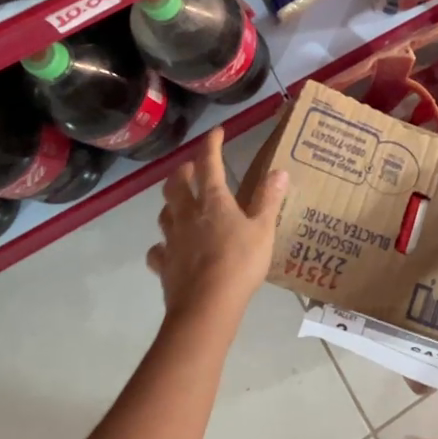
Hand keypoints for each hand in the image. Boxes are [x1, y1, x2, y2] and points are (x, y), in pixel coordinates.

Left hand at [147, 128, 287, 324]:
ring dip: (171, 204)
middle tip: (190, 169)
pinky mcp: (164, 265)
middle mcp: (187, 214)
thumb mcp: (263, 230)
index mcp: (213, 201)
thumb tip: (279, 171)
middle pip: (176, 185)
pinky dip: (162, 246)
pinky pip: (158, 250)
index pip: (209, 164)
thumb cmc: (239, 264)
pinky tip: (168, 250)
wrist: (206, 307)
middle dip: (182, 172)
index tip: (216, 132)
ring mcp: (172, 240)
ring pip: (164, 214)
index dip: (211, 145)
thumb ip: (268, 200)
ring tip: (180, 204)